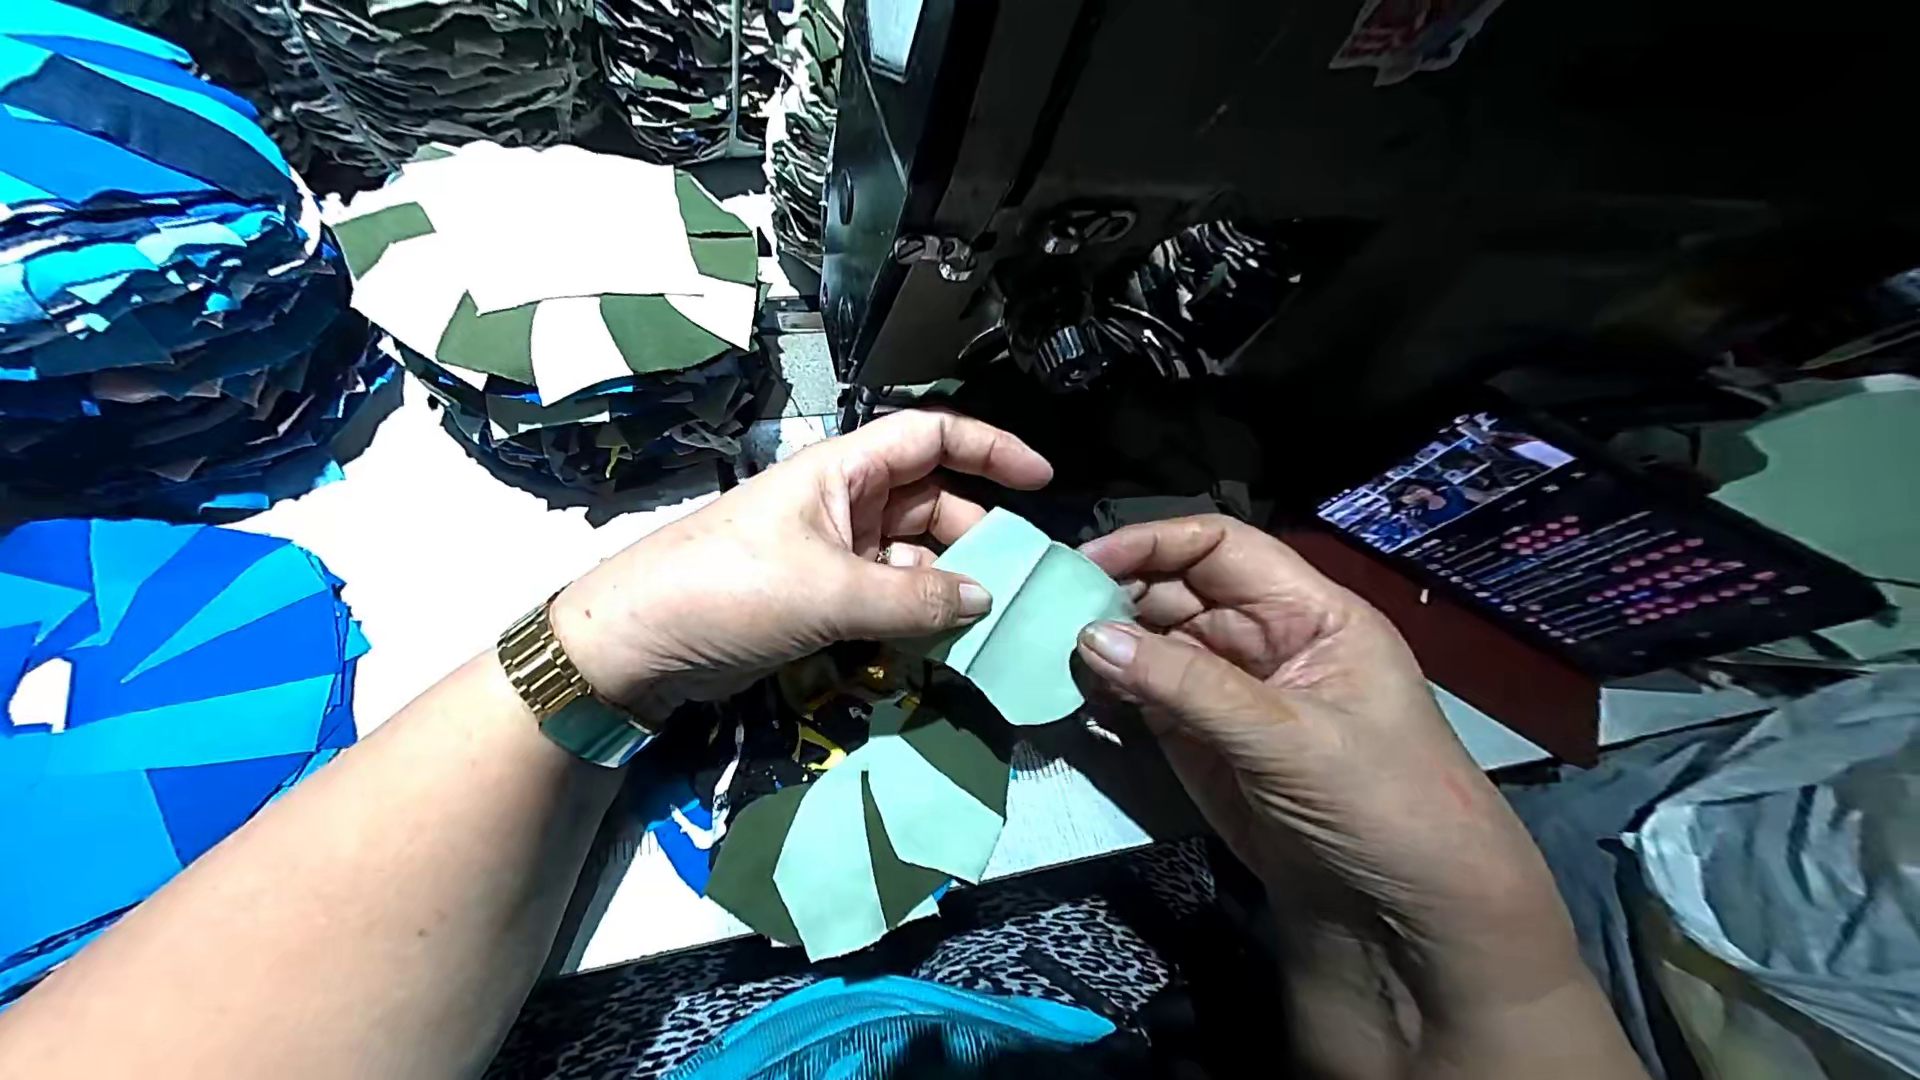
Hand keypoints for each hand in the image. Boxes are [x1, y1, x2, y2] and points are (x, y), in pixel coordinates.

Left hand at [551, 410, 1051, 708]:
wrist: (639, 646)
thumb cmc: (729, 589)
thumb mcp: (828, 591)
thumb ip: (913, 598)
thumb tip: (986, 601)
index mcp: (845, 471)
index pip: (932, 438)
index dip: (990, 450)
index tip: (1041, 480)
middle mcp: (848, 503)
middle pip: (933, 505)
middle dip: (979, 537)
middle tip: (1022, 580)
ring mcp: (839, 553)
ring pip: (916, 558)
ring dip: (950, 586)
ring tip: (990, 623)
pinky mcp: (828, 596)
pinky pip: (892, 597)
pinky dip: (919, 617)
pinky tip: (945, 644)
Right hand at [1073, 516, 1582, 1007]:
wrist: (1402, 925)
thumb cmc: (1383, 808)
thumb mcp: (1291, 739)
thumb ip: (1187, 686)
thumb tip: (1090, 636)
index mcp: (1303, 611)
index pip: (1219, 546)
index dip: (1154, 542)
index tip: (1089, 561)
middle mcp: (1256, 635)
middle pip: (1173, 588)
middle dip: (1117, 592)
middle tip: (1055, 609)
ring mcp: (1220, 685)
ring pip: (1148, 640)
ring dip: (1104, 641)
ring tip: (1056, 651)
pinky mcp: (1192, 730)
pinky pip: (1139, 691)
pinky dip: (1107, 686)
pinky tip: (1080, 691)